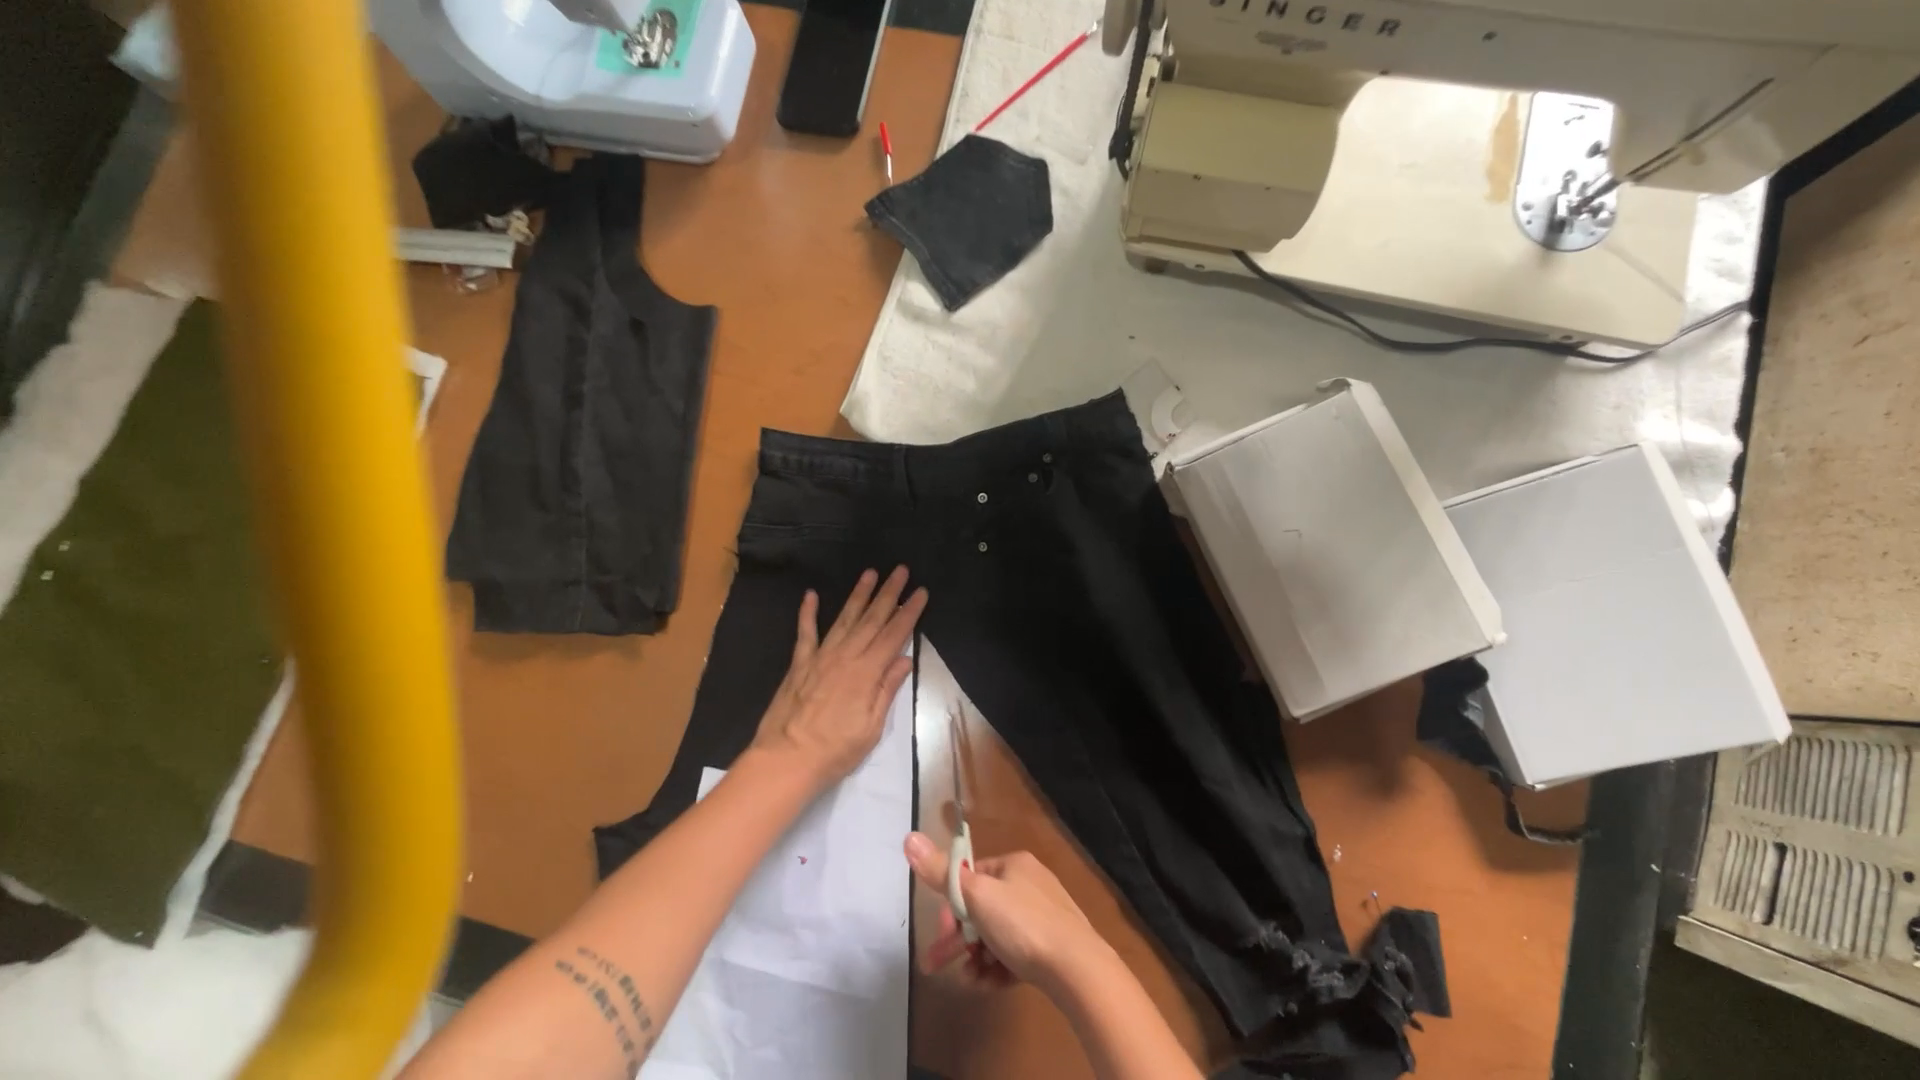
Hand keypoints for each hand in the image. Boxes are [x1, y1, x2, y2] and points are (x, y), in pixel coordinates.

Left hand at [751, 567, 927, 789]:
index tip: (921, 592)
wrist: (786, 759)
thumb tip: (904, 659)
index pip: (894, 636)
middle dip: (889, 594)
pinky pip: (805, 632)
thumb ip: (886, 690)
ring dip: (858, 595)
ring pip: (843, 619)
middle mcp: (845, 657)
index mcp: (866, 673)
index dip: (909, 613)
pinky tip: (811, 595)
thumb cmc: (835, 751)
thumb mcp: (871, 727)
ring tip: (870, 573)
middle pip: (871, 620)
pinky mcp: (799, 664)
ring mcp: (819, 657)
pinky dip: (807, 612)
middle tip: (901, 570)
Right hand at [904, 832, 1109, 993]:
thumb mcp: (976, 895)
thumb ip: (940, 872)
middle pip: (982, 910)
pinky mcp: (1052, 949)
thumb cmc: (1023, 925)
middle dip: (959, 939)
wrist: (1077, 969)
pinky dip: (998, 969)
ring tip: (970, 980)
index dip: (951, 904)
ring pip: (996, 936)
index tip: (941, 929)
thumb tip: (909, 837)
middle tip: (939, 963)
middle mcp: (1030, 885)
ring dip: (976, 958)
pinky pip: (1015, 955)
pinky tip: (989, 986)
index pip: (971, 877)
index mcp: (1014, 865)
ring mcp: (1044, 918)